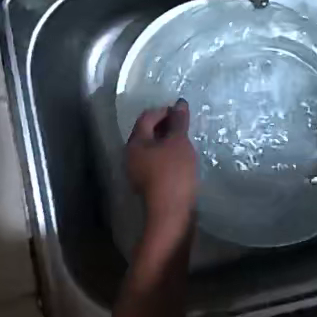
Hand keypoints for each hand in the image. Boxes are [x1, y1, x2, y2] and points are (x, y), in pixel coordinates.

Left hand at [125, 100, 197, 244]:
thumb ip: (178, 121)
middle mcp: (131, 156)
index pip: (146, 117)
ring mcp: (138, 172)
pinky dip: (168, 154)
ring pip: (152, 148)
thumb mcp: (178, 142)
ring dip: (167, 140)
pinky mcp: (148, 184)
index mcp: (134, 143)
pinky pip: (156, 161)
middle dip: (165, 125)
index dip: (164, 110)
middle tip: (185, 124)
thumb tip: (180, 103)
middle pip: (147, 132)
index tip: (182, 111)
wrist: (172, 213)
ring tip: (186, 139)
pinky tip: (182, 157)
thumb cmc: (173, 172)